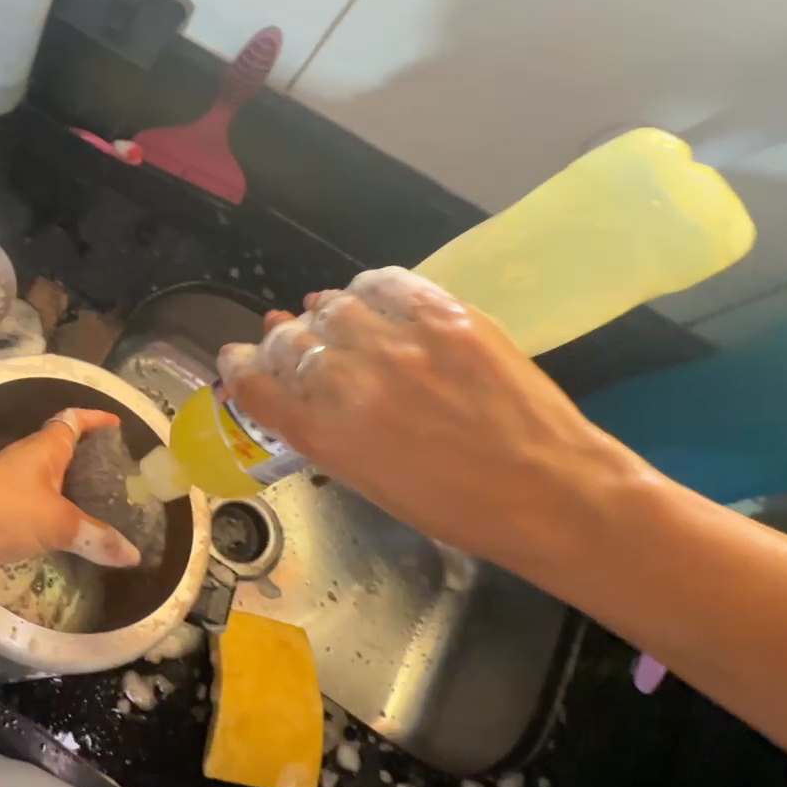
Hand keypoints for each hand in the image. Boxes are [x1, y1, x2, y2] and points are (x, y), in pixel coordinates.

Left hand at [0, 408, 143, 586]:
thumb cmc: (3, 514)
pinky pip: (39, 507)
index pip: (72, 420)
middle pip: (63, 449)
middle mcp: (27, 460)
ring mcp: (11, 485)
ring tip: (106, 506)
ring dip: (74, 489)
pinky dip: (58, 514)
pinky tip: (72, 533)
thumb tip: (134, 556)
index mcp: (43, 448)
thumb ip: (96, 537)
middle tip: (121, 475)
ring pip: (51, 481)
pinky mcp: (1, 512)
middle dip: (90, 457)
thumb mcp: (58, 523)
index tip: (117, 424)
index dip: (95, 418)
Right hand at [219, 267, 651, 566]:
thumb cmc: (446, 502)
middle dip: (283, 342)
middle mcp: (348, 384)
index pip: (251, 379)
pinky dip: (368, 290)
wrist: (549, 492)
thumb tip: (290, 378)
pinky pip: (382, 283)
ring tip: (345, 328)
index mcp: (322, 434)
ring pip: (330, 306)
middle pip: (286, 339)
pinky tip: (373, 303)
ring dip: (327, 316)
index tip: (242, 360)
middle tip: (302, 348)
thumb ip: (312, 424)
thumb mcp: (358, 475)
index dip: (238, 364)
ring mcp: (398, 346)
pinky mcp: (445, 318)